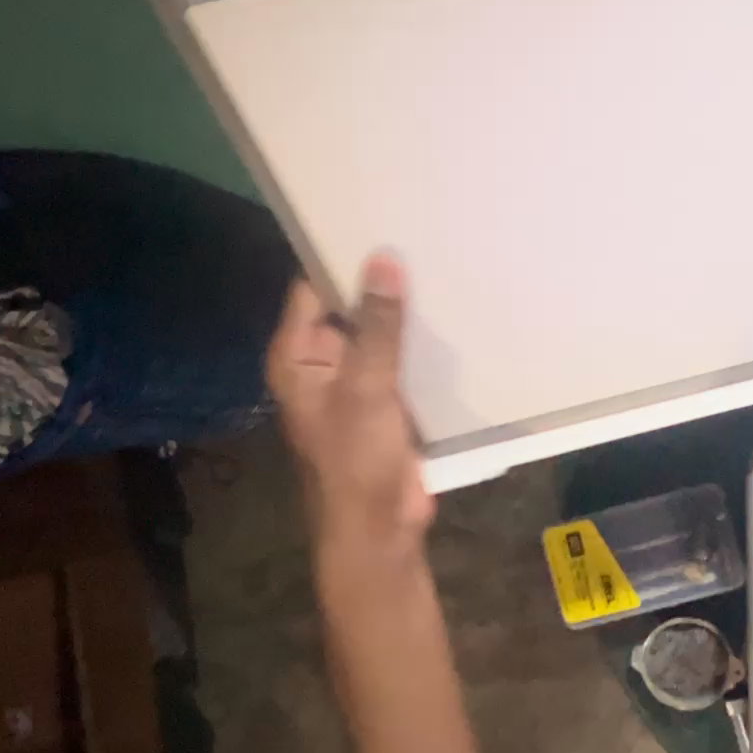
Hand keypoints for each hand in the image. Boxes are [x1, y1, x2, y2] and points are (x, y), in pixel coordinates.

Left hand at [267, 252, 435, 562]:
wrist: (380, 527)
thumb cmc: (358, 460)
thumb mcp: (368, 388)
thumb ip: (379, 326)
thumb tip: (385, 260)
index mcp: (298, 356)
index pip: (314, 289)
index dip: (343, 258)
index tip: (382, 224)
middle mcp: (323, 364)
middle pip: (352, 310)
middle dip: (384, 286)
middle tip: (427, 244)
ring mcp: (359, 385)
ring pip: (383, 338)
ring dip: (409, 319)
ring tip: (448, 275)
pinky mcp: (390, 404)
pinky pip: (405, 364)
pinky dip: (423, 349)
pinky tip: (455, 326)